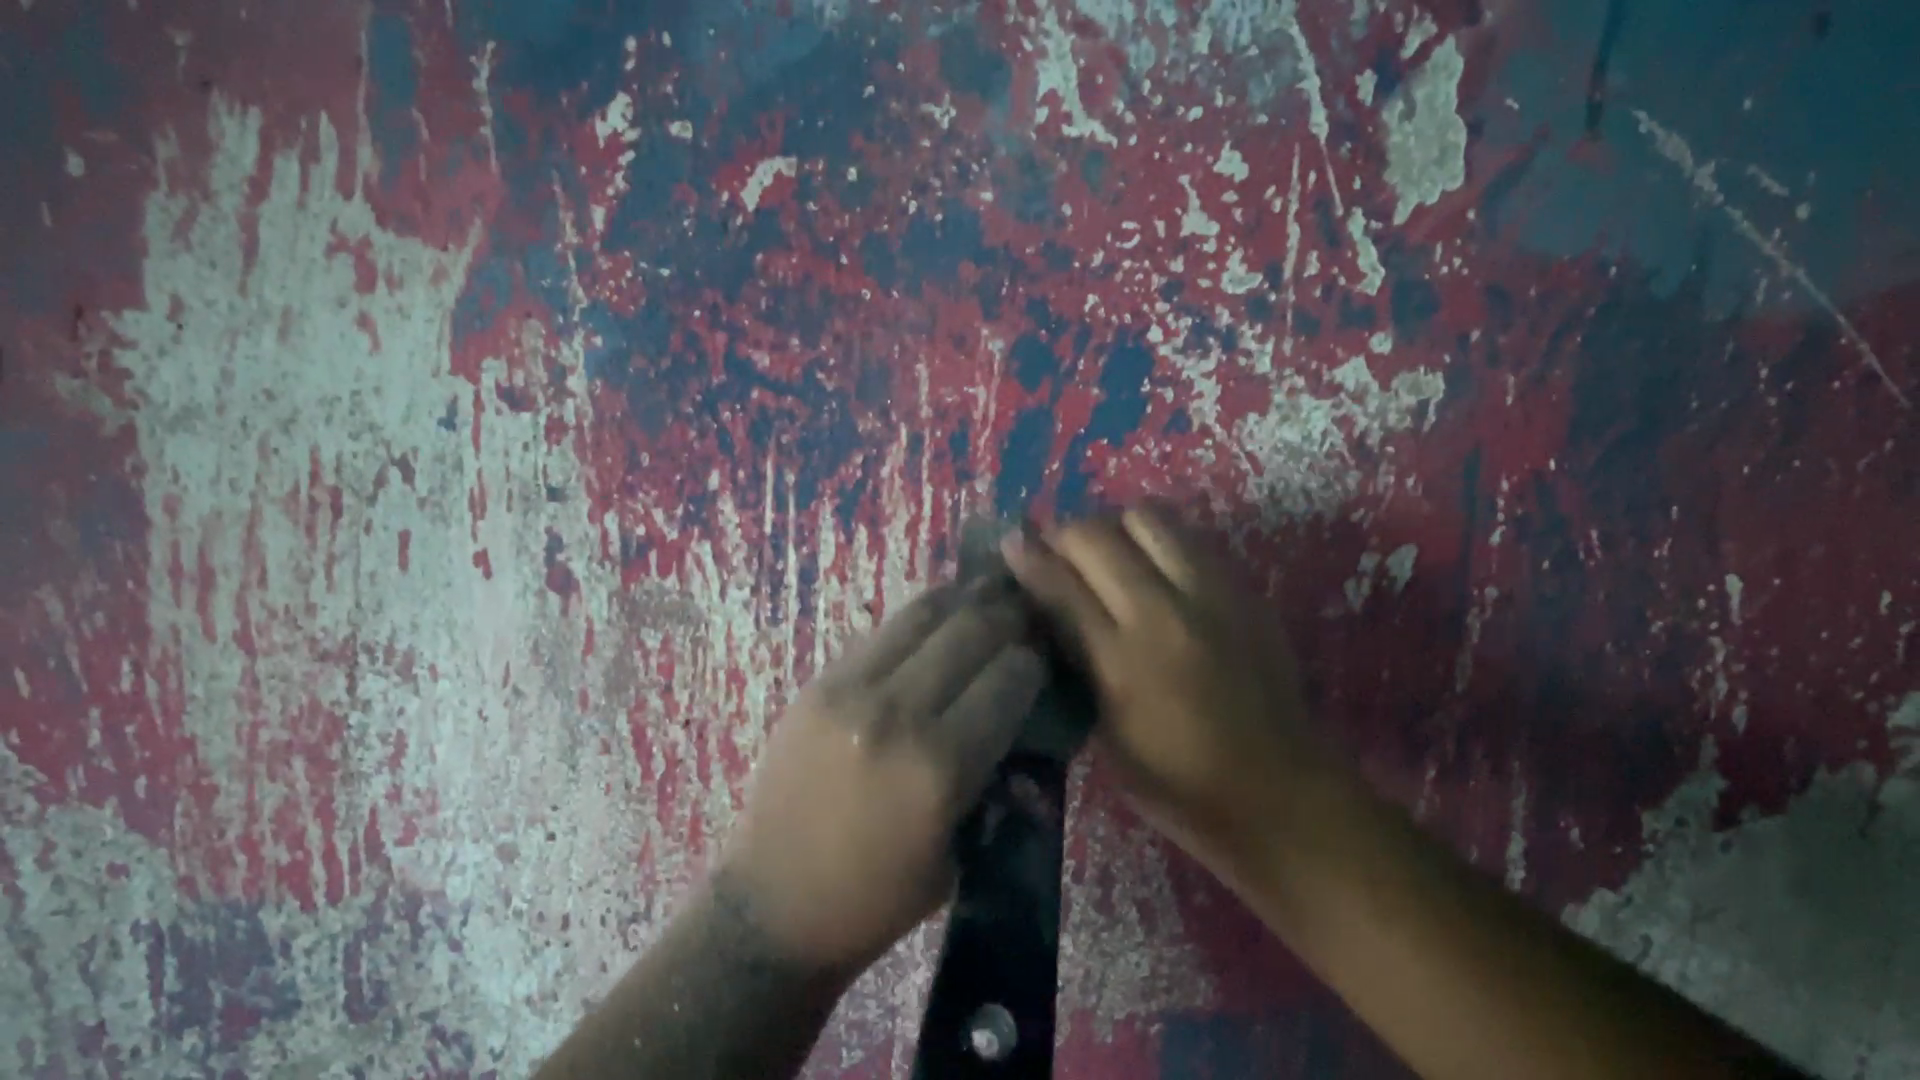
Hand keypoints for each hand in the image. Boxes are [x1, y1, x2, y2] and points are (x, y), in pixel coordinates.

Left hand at [719, 581, 1044, 972]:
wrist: (774, 903)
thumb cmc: (877, 897)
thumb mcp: (958, 852)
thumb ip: (990, 776)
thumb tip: (1016, 714)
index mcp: (940, 767)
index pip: (1008, 680)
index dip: (1035, 662)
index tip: (1043, 658)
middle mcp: (897, 715)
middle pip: (969, 632)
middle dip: (1007, 616)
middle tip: (1023, 612)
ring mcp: (849, 691)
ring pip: (920, 616)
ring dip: (961, 601)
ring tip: (984, 594)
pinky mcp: (816, 684)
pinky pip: (877, 634)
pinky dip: (914, 621)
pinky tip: (933, 618)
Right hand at [1002, 508, 1329, 861]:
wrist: (1278, 790)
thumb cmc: (1176, 780)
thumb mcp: (1107, 733)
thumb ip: (1078, 660)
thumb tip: (1044, 608)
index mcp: (1123, 661)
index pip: (1062, 585)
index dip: (1028, 557)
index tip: (1010, 543)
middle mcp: (1166, 613)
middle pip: (1099, 536)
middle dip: (1065, 534)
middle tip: (1056, 551)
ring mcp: (1212, 593)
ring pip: (1149, 518)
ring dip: (1115, 526)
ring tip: (1108, 551)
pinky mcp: (1245, 589)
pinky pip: (1190, 537)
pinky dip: (1159, 539)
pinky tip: (1153, 566)